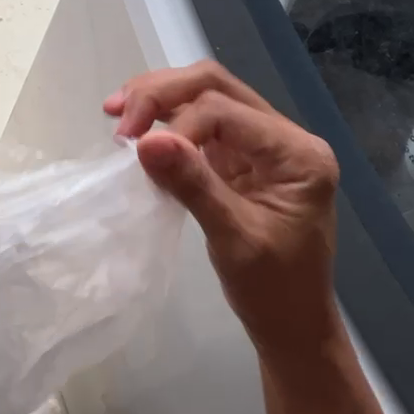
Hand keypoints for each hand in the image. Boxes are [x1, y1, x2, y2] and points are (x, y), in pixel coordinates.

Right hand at [107, 61, 340, 353]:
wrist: (292, 328)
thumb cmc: (274, 291)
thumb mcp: (234, 239)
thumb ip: (194, 185)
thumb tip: (146, 142)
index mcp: (297, 153)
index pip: (225, 110)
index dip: (177, 123)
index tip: (134, 150)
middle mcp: (282, 136)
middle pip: (214, 86)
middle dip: (161, 93)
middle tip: (117, 114)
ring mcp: (259, 143)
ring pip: (203, 95)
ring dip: (157, 98)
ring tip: (116, 112)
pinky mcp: (237, 156)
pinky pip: (197, 120)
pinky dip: (164, 119)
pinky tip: (136, 129)